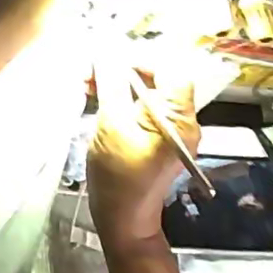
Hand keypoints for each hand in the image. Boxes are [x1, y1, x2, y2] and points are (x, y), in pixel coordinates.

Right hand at [88, 61, 197, 252]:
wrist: (124, 220)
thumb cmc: (119, 175)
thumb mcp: (111, 124)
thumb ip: (111, 84)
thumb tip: (105, 52)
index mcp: (180, 118)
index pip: (171, 69)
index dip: (140, 58)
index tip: (108, 60)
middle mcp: (183, 122)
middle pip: (159, 79)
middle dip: (124, 69)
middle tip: (92, 72)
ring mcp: (172, 132)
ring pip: (147, 92)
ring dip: (118, 83)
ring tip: (89, 85)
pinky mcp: (158, 139)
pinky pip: (142, 108)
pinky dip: (121, 99)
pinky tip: (98, 99)